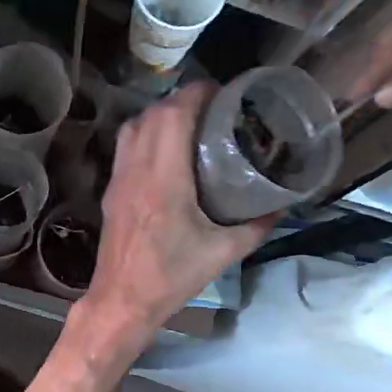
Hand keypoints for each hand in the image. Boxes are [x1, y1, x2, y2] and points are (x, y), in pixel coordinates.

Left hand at [80, 83, 273, 341]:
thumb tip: (280, 206)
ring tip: (188, 123)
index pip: (174, 116)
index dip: (196, 94)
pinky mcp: (110, 191)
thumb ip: (255, 227)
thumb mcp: (222, 253)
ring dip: (159, 115)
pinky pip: (124, 147)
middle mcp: (136, 170)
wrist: (122, 300)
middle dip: (181, 100)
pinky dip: (144, 134)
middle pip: (153, 114)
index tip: (221, 92)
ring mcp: (118, 179)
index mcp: (164, 179)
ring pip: (132, 127)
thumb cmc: (171, 277)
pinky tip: (165, 150)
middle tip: (211, 107)